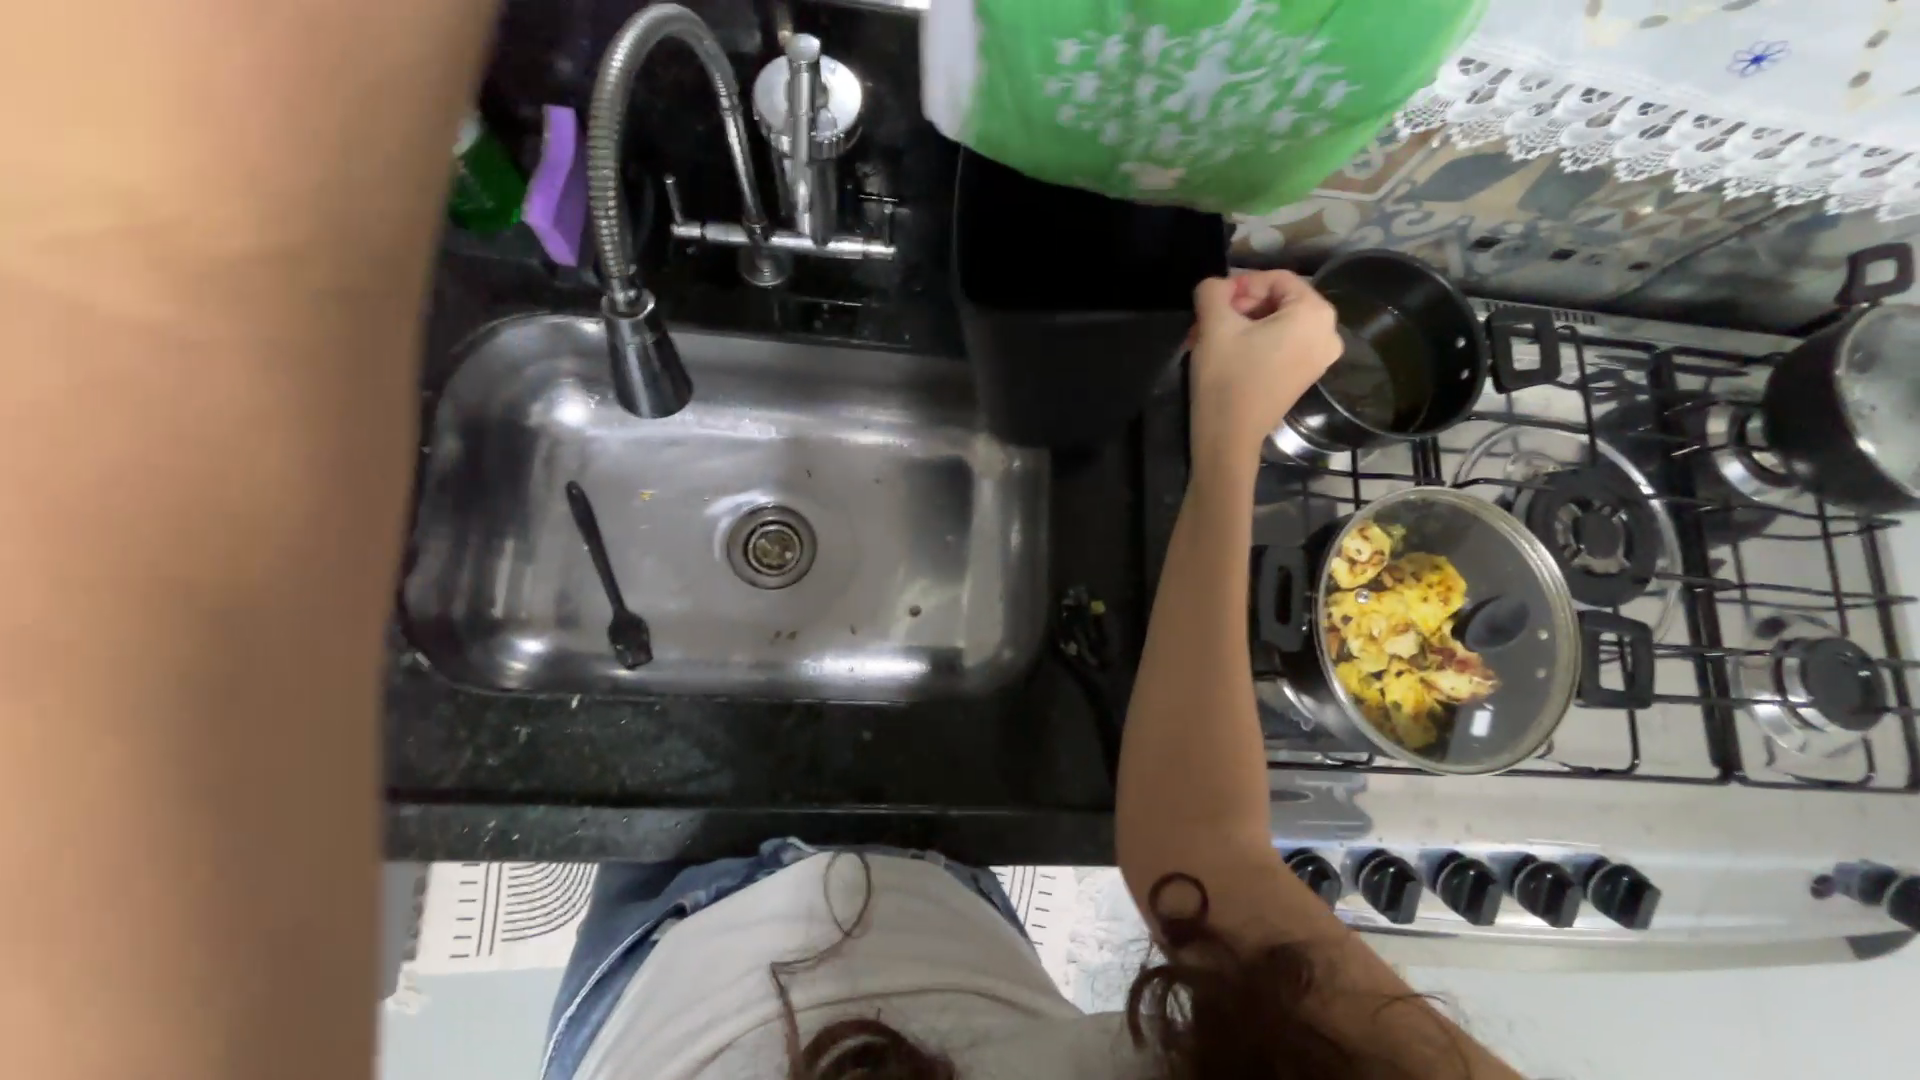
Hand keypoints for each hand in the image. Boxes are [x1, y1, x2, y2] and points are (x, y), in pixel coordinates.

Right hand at [1187, 270, 1341, 476]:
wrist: (1228, 437)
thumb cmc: (1226, 377)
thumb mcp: (1214, 325)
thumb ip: (1213, 290)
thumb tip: (1216, 286)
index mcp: (1315, 313)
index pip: (1276, 279)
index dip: (1240, 284)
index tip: (1212, 302)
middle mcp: (1328, 332)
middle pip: (1279, 300)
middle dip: (1240, 306)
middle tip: (1208, 320)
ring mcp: (1319, 357)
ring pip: (1278, 323)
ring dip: (1242, 324)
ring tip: (1210, 337)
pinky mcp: (1305, 376)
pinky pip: (1282, 344)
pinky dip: (1255, 342)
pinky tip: (1227, 352)